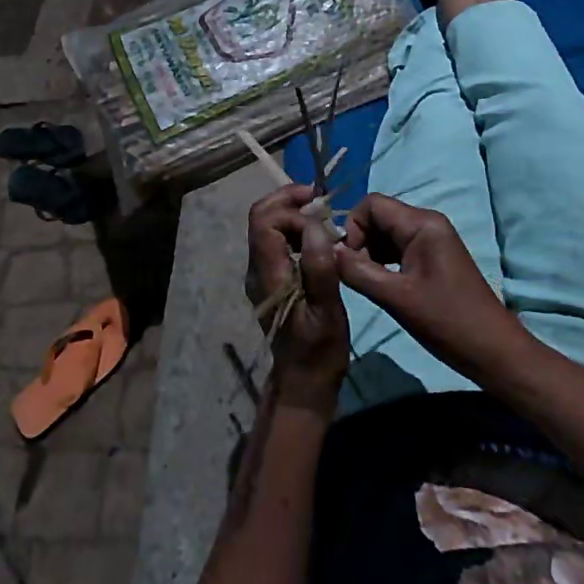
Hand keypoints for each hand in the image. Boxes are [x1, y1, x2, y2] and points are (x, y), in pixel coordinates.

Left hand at [247, 185, 350, 411]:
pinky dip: (295, 231)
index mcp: (268, 273)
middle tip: (321, 201)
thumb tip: (316, 226)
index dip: (290, 208)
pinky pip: (276, 242)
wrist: (303, 383)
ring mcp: (261, 274)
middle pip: (260, 217)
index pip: (264, 221)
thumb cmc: (318, 351)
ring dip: (292, 214)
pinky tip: (319, 239)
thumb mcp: (327, 312)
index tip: (321, 211)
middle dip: (288, 201)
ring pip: (266, 227)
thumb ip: (319, 268)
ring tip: (324, 218)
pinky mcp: (272, 279)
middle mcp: (257, 269)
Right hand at [334, 194, 525, 380]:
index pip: (371, 204)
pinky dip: (381, 261)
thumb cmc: (447, 322)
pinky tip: (378, 284)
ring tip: (363, 281)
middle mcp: (427, 223)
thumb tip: (326, 252)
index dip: (351, 226)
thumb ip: (357, 271)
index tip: (344, 259)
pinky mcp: (431, 257)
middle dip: (358, 240)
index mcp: (422, 224)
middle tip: (351, 273)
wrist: (493, 352)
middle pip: (377, 216)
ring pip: (384, 233)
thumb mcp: (396, 297)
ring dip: (368, 252)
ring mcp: (431, 240)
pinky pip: (396, 247)